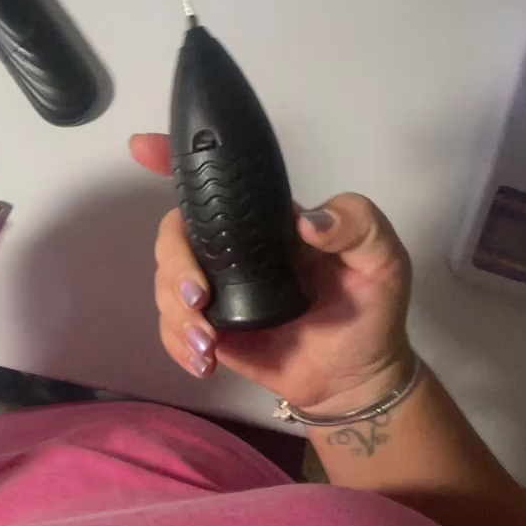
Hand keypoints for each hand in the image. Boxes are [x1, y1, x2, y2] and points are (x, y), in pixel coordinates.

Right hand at [129, 133, 413, 414]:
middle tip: (198, 298)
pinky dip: (177, 343)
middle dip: (175, 264)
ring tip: (208, 345)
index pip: (216, 181)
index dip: (173, 159)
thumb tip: (307, 222)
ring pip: (164, 283)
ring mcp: (217, 288)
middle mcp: (231, 248)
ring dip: (175, 313)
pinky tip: (203, 362)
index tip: (143, 147)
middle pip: (174, 235)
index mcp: (264, 222)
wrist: (355, 377)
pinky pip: (170, 328)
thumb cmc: (370, 309)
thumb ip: (358, 226)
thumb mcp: (383, 259)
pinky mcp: (208, 328)